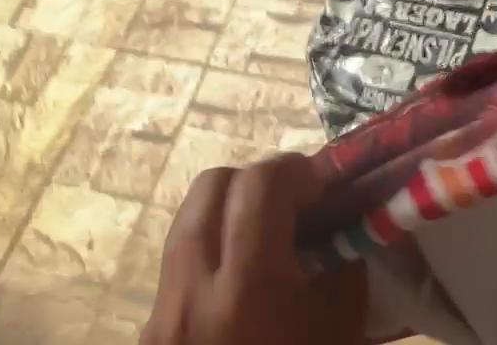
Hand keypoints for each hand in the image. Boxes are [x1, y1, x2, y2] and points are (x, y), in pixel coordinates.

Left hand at [143, 154, 367, 344]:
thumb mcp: (344, 318)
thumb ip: (344, 252)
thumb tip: (348, 208)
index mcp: (248, 287)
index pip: (261, 184)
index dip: (297, 169)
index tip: (324, 189)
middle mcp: (192, 291)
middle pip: (212, 185)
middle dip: (259, 179)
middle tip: (295, 201)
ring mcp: (161, 313)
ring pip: (188, 219)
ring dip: (233, 208)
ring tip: (269, 234)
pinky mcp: (148, 332)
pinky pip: (180, 261)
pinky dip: (215, 246)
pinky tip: (245, 278)